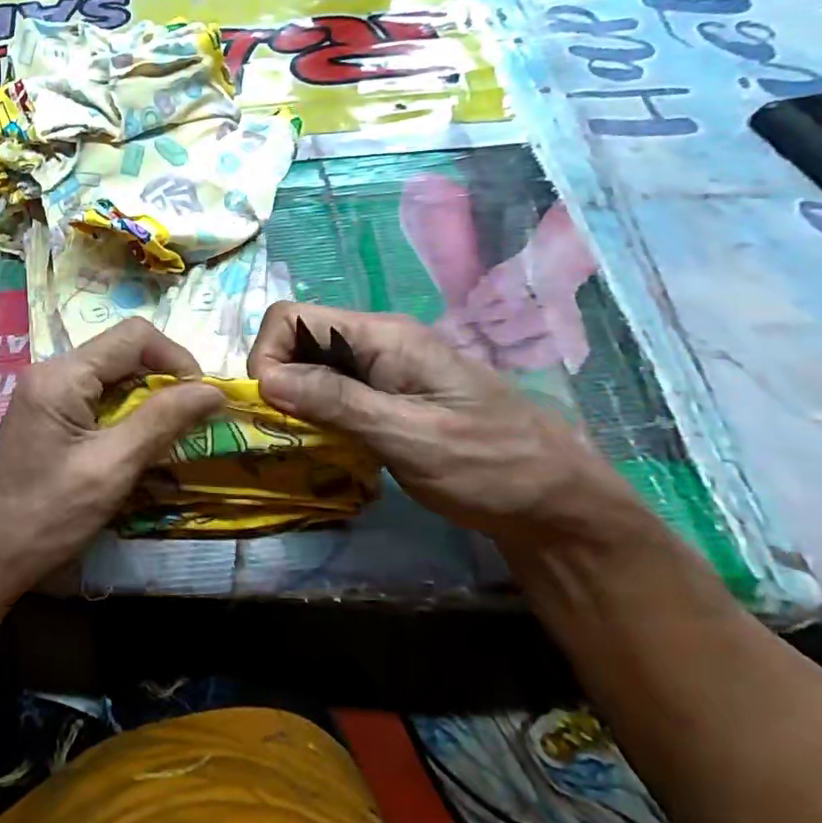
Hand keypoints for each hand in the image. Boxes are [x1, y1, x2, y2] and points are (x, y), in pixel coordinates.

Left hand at [0, 318, 224, 654]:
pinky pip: (93, 399)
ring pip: (110, 377)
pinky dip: (123, 414)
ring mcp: (43, 395)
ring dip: (146, 399)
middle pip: (120, 353)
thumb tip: (214, 389)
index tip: (203, 397)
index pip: (132, 337)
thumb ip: (163, 421)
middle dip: (163, 379)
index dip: (176, 357)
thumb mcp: (113, 467)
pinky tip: (138, 443)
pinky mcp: (44, 417)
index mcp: (59, 376)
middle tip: (193, 420)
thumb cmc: (50, 515)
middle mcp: (48, 373)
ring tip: (172, 435)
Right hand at [246, 300, 649, 549]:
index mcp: (384, 337)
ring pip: (307, 367)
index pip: (291, 318)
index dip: (268, 355)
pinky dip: (313, 414)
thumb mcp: (409, 435)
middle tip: (288, 429)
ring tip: (304, 440)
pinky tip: (325, 444)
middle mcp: (377, 342)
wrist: (555, 504)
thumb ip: (336, 401)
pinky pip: (328, 392)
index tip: (274, 406)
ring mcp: (381, 369)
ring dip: (293, 401)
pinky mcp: (383, 396)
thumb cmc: (490, 466)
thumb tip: (265, 379)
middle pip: (295, 340)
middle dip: (277, 380)